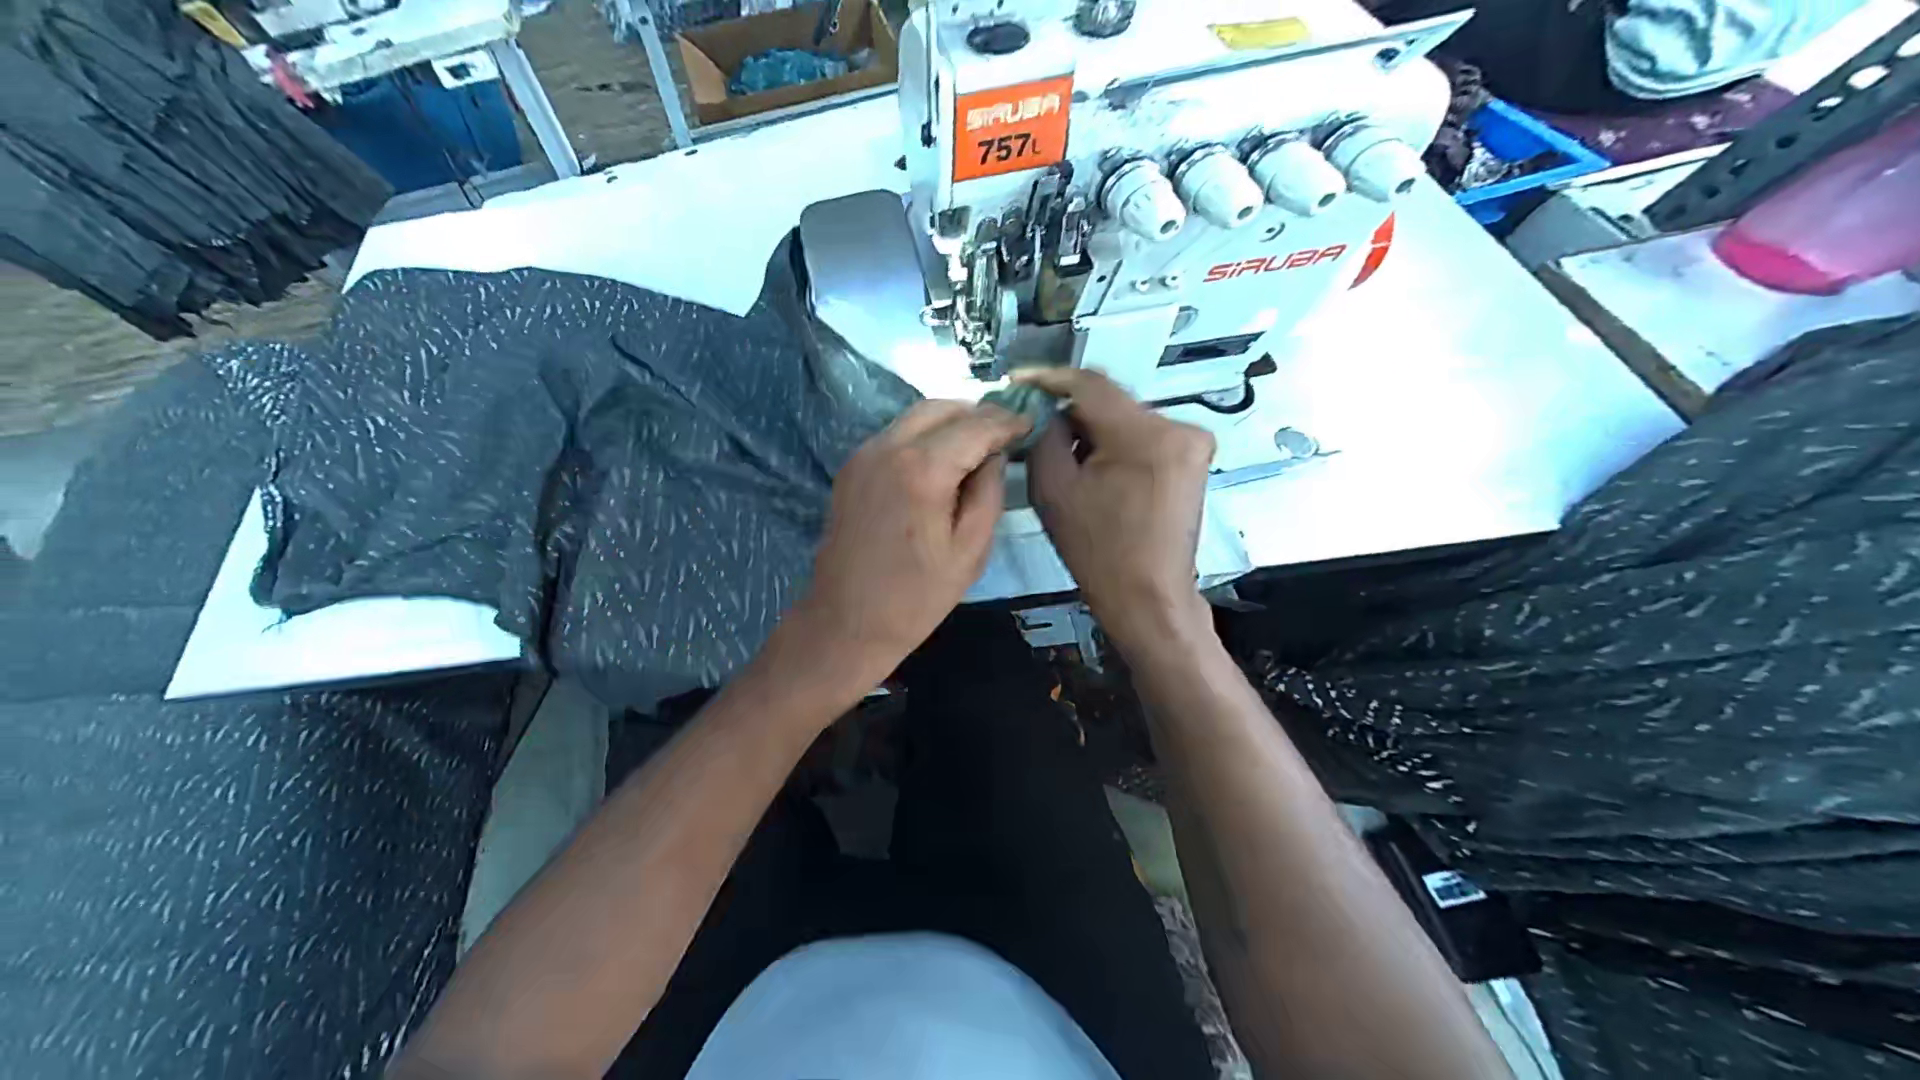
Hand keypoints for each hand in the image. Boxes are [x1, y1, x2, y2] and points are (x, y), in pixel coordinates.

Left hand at [791, 400, 1029, 683]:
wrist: (847, 621)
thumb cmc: (917, 596)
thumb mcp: (971, 550)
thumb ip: (989, 491)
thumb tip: (995, 454)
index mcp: (922, 470)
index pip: (976, 425)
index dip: (1007, 421)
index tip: (1030, 423)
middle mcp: (888, 448)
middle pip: (941, 408)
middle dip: (978, 413)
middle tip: (1006, 433)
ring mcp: (863, 455)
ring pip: (915, 417)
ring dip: (950, 422)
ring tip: (978, 445)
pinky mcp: (851, 468)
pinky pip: (895, 435)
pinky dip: (923, 435)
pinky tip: (941, 460)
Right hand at [1020, 368, 1215, 653]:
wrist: (1148, 598)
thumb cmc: (1096, 551)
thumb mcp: (1053, 490)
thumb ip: (1044, 437)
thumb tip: (1046, 410)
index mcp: (1146, 434)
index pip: (1091, 384)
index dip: (1050, 378)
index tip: (1017, 380)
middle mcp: (1180, 426)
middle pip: (1111, 401)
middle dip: (1073, 412)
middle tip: (1036, 426)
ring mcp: (1194, 442)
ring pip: (1127, 418)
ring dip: (1095, 429)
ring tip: (1066, 455)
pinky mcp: (1195, 458)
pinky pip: (1145, 435)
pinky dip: (1117, 444)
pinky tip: (1098, 468)